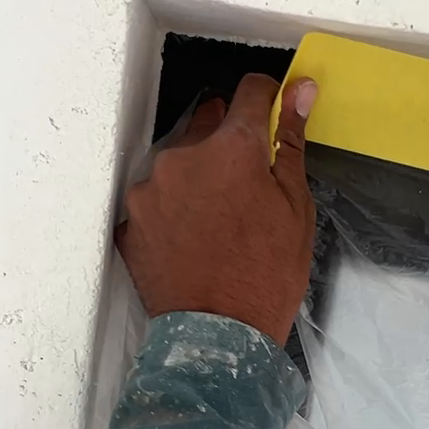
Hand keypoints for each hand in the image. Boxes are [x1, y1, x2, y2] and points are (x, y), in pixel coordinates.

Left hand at [118, 74, 318, 344]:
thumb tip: (299, 92)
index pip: (249, 92)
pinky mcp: (129, 222)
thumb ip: (290, 142)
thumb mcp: (295, 208)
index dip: (267, 99)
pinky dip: (172, 209)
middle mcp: (182, 158)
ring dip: (196, 178)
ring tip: (216, 224)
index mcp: (231, 149)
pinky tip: (191, 239)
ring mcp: (150, 191)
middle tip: (246, 188)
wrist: (219, 337)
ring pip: (178, 164)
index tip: (272, 114)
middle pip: (208, 126)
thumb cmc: (266, 277)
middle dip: (228, 145)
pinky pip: (156, 199)